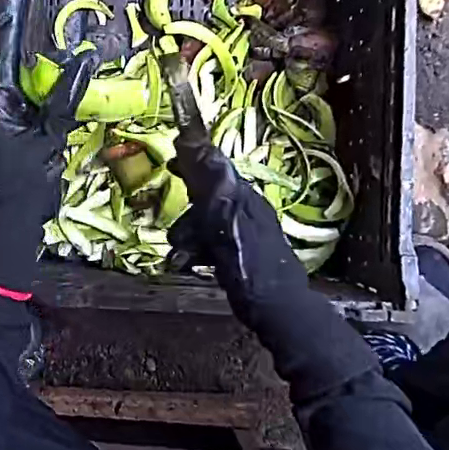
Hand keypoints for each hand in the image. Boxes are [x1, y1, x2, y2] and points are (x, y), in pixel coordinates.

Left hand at [0, 0, 94, 294]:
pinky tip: (64, 69)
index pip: (6, 49)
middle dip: (28, 29)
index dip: (14, 19)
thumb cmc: (24, 181)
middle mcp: (1, 100)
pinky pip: (37, 94)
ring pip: (27, 75)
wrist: (12, 218)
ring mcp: (12, 113)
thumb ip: (64, 99)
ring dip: (41, 53)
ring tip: (55, 25)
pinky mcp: (24, 125)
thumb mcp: (47, 138)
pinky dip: (50, 79)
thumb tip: (83, 59)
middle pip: (15, 56)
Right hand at [169, 141, 308, 322]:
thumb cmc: (248, 263)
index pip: (215, 167)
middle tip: (176, 234)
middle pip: (206, 200)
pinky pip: (212, 245)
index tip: (171, 163)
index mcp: (243, 196)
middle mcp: (246, 209)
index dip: (192, 161)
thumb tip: (193, 142)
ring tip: (181, 258)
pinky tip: (190, 266)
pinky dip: (198, 254)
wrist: (277, 307)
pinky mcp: (242, 255)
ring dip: (188, 239)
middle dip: (186, 216)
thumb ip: (209, 182)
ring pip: (207, 225)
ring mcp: (245, 233)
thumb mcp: (224, 218)